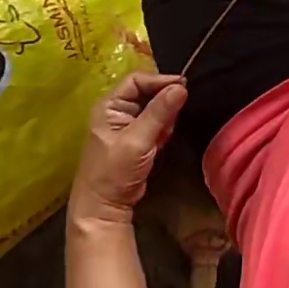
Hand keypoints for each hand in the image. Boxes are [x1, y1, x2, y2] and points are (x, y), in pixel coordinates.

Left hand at [70, 73, 187, 226]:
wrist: (104, 207)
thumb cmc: (115, 172)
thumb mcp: (138, 140)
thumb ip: (160, 112)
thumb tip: (181, 87)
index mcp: (109, 105)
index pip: (136, 80)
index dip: (159, 80)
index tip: (183, 85)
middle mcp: (116, 110)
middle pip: (147, 92)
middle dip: (163, 102)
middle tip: (175, 115)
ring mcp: (127, 124)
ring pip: (154, 108)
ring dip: (164, 118)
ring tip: (163, 134)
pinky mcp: (137, 137)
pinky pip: (156, 123)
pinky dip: (163, 129)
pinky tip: (161, 141)